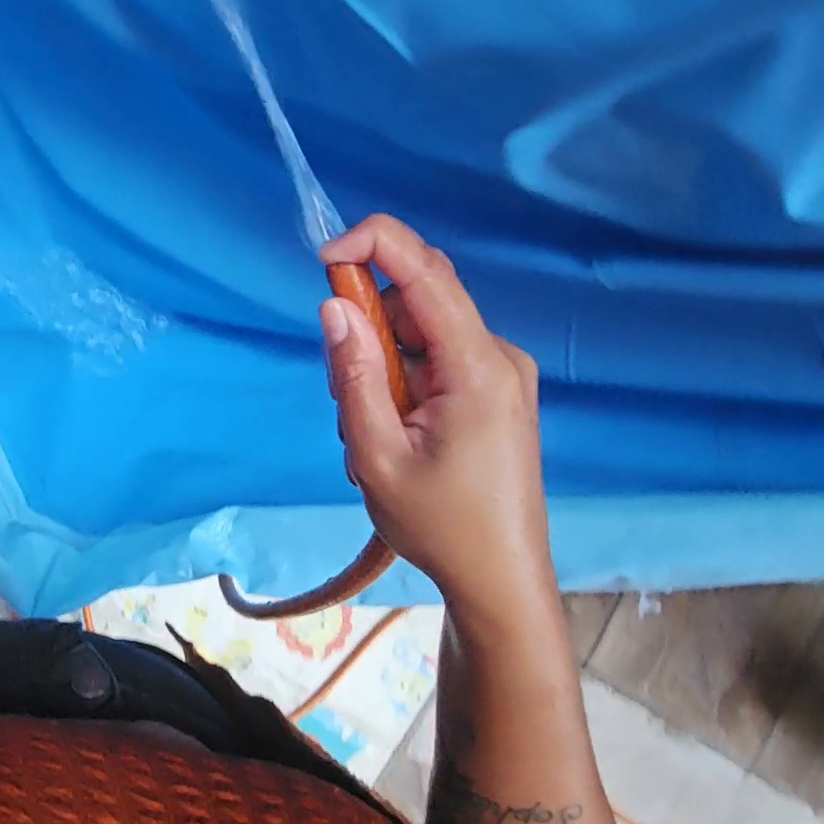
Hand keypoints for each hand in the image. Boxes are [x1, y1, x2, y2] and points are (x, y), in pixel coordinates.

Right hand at [318, 215, 553, 614]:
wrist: (499, 578)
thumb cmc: (438, 524)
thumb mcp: (377, 455)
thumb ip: (354, 376)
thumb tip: (335, 308)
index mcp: (476, 367)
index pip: (426, 273)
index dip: (374, 245)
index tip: (324, 258)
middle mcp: (497, 357)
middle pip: (419, 304)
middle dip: (367, 331)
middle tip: (345, 400)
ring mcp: (499, 376)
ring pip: (420, 337)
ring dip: (379, 369)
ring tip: (370, 437)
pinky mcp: (493, 394)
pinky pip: (434, 363)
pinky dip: (399, 385)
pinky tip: (391, 435)